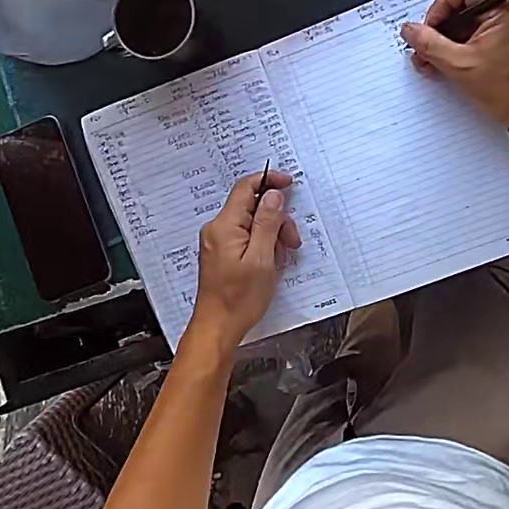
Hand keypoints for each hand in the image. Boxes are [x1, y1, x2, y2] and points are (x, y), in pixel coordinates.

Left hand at [185, 170, 301, 358]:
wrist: (218, 327)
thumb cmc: (238, 299)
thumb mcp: (261, 259)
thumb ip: (267, 223)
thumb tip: (273, 195)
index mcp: (224, 227)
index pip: (245, 188)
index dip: (269, 181)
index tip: (288, 183)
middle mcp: (218, 229)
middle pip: (252, 207)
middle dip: (276, 219)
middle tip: (290, 240)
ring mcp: (219, 241)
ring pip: (252, 223)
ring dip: (272, 234)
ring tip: (280, 258)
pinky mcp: (223, 252)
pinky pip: (247, 237)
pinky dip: (263, 244)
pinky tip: (270, 262)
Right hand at [400, 0, 508, 135]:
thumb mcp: (460, 66)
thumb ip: (430, 44)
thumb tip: (410, 29)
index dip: (440, 7)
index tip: (428, 30)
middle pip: (467, 1)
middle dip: (442, 25)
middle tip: (427, 46)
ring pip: (471, 17)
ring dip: (450, 37)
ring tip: (434, 58)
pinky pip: (481, 29)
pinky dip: (463, 43)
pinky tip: (448, 61)